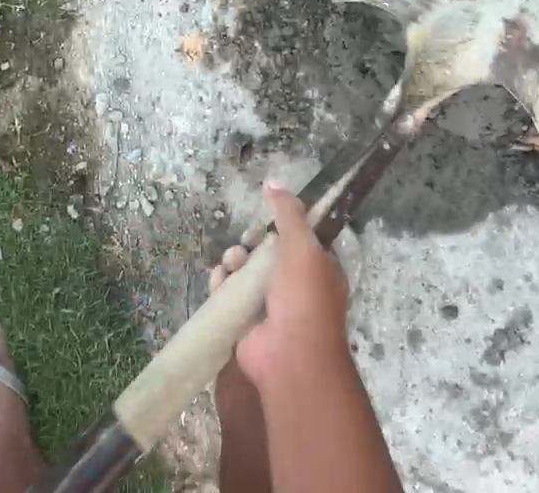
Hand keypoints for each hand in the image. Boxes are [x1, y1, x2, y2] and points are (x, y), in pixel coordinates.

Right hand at [233, 180, 350, 390]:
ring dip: (234, 262)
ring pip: (245, 271)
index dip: (280, 226)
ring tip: (232, 264)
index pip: (298, 238)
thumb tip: (272, 182)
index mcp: (319, 268)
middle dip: (251, 243)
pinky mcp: (245, 319)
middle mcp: (296, 285)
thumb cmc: (304, 297)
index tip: (265, 218)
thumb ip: (288, 212)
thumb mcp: (303, 246)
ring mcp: (270, 305)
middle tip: (245, 243)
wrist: (289, 355)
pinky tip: (219, 281)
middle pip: (266, 252)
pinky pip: (230, 292)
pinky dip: (222, 284)